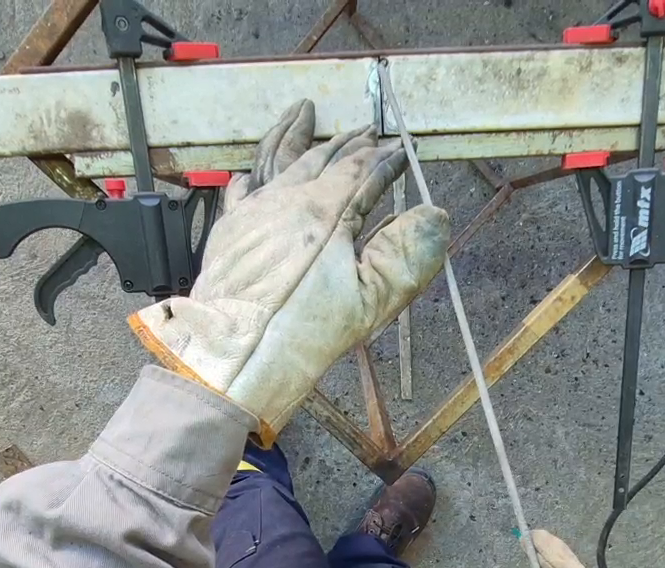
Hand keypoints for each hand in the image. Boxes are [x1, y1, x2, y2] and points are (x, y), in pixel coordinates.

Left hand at [129, 100, 448, 439]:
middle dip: (349, 143)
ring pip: (276, 160)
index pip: (362, 170)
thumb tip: (436, 217)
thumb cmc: (302, 336)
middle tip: (368, 131)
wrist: (233, 358)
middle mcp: (285, 201)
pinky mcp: (228, 234)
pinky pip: (240, 189)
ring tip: (303, 111)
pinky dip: (253, 174)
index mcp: (324, 213)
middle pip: (322, 158)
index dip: (386, 160)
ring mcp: (252, 213)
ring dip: (294, 134)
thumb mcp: (369, 302)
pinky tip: (253, 171)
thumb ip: (404, 254)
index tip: (403, 153)